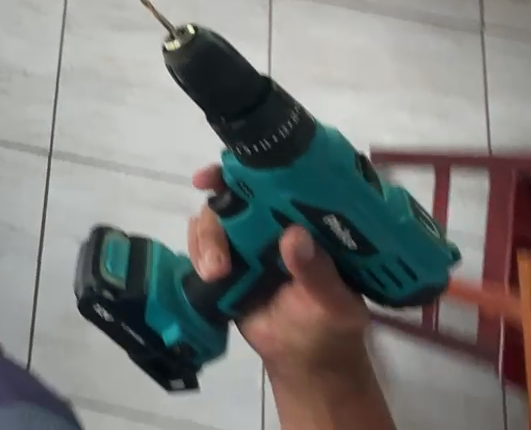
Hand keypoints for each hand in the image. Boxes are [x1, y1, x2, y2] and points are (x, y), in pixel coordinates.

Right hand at [185, 167, 371, 379]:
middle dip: (213, 199)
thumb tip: (295, 235)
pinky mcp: (220, 256)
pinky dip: (196, 252)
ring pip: (210, 217)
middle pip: (231, 192)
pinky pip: (197, 241)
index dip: (245, 168)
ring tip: (215, 272)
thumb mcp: (334, 303)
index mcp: (301, 221)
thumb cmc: (328, 326)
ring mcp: (241, 238)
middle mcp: (268, 221)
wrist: (301, 362)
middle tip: (209, 221)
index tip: (221, 174)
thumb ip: (317, 273)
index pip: (272, 180)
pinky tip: (208, 274)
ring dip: (206, 240)